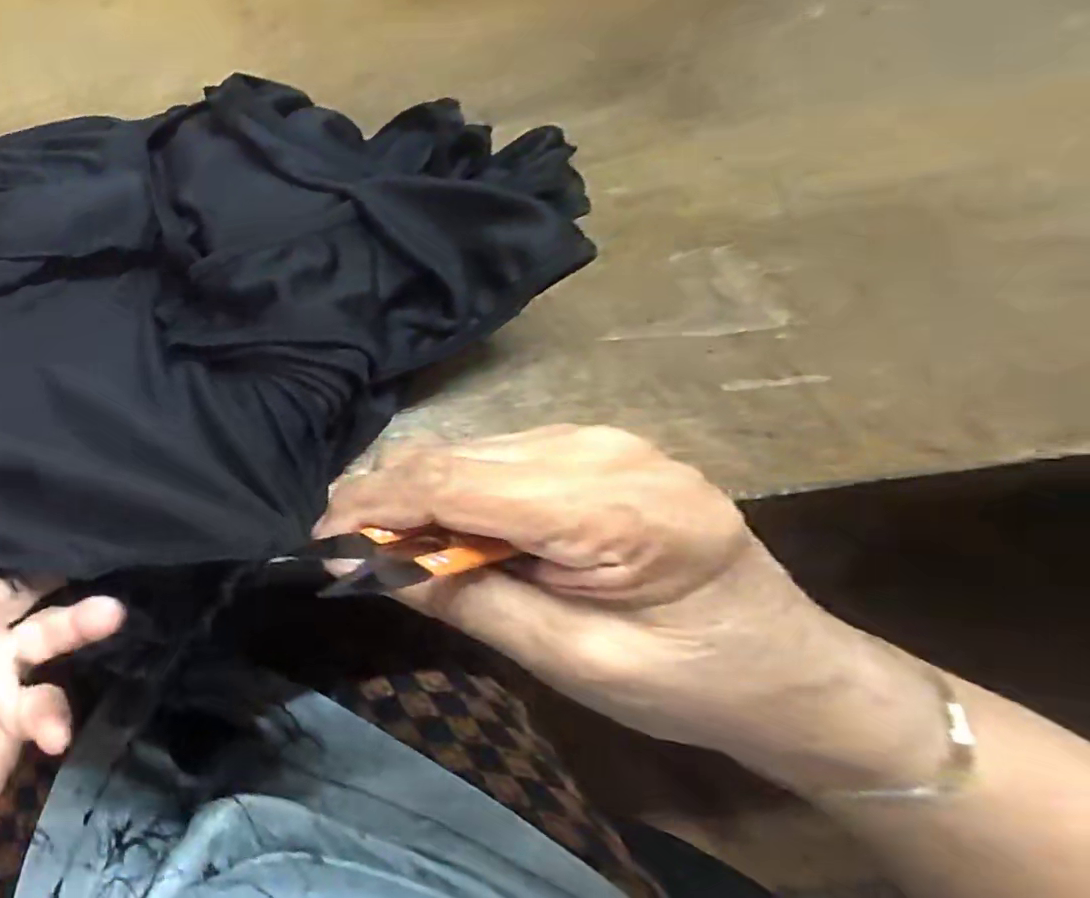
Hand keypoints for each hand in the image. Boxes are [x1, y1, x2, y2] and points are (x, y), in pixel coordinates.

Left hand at [0, 507, 124, 897]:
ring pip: (47, 631)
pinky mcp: (19, 716)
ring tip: (113, 613)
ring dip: (79, 623)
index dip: (3, 534)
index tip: (42, 500)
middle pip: (20, 587)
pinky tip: (49, 734)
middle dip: (51, 568)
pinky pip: (47, 699)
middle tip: (90, 540)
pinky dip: (54, 713)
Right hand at [319, 425, 948, 794]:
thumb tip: (361, 564)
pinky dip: (443, 488)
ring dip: (406, 493)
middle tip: (338, 546)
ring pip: (459, 450)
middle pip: (448, 458)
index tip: (321, 542)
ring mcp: (594, 437)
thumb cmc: (692, 683)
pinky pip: (485, 454)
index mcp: (616, 510)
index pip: (455, 484)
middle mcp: (599, 449)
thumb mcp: (570, 661)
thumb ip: (463, 600)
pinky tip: (435, 526)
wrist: (799, 671)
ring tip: (378, 541)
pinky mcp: (583, 442)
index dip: (374, 508)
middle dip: (378, 499)